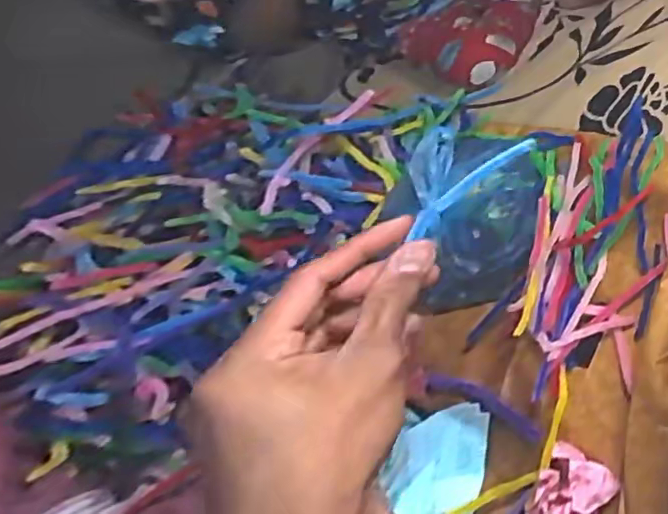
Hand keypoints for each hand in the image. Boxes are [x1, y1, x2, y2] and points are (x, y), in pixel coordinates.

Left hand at [188, 218, 440, 513]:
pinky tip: (402, 347)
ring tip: (421, 311)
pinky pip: (320, 371)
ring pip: (323, 340)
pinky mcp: (276, 426)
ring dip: (375, 322)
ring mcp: (254, 406)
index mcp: (246, 359)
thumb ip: (394, 297)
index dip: (365, 248)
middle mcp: (239, 378)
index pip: (311, 281)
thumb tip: (420, 243)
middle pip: (317, 310)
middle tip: (428, 269)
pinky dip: (360, 354)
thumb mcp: (373, 360)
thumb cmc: (335, 443)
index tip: (410, 224)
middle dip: (377, 289)